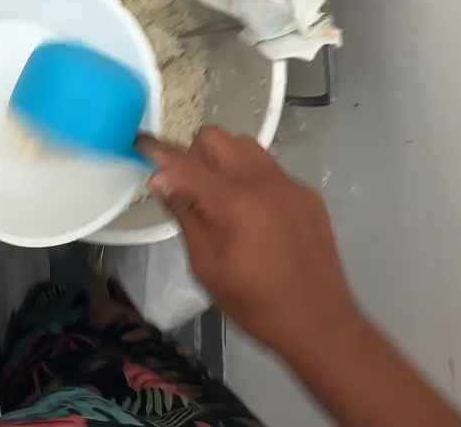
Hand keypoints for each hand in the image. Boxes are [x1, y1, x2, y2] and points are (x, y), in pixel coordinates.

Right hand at [137, 126, 362, 359]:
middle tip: (192, 187)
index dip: (157, 150)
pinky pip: (270, 168)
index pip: (183, 162)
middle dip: (195, 153)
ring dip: (225, 159)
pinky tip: (259, 216)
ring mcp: (287, 182)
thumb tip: (160, 179)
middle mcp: (260, 179)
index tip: (140, 141)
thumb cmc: (254, 303)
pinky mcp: (306, 192)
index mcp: (231, 200)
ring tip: (225, 197)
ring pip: (245, 144)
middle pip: (214, 136)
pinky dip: (253, 179)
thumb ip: (184, 215)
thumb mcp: (206, 266)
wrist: (321, 323)